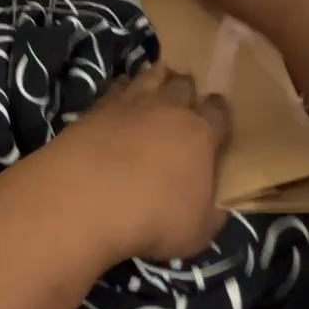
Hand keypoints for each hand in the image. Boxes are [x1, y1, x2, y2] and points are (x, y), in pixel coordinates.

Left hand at [37, 67, 230, 262]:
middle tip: (186, 94)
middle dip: (187, 88)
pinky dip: (123, 86)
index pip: (218, 113)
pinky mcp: (99, 105)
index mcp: (201, 135)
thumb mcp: (198, 231)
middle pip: (184, 85)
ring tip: (157, 79)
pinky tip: (120, 92)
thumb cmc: (153, 219)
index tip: (218, 113)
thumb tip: (219, 205)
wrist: (89, 197)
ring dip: (157, 77)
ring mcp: (132, 102)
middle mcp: (169, 109)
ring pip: (150, 76)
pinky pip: (117, 86)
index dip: (220, 112)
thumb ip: (212, 213)